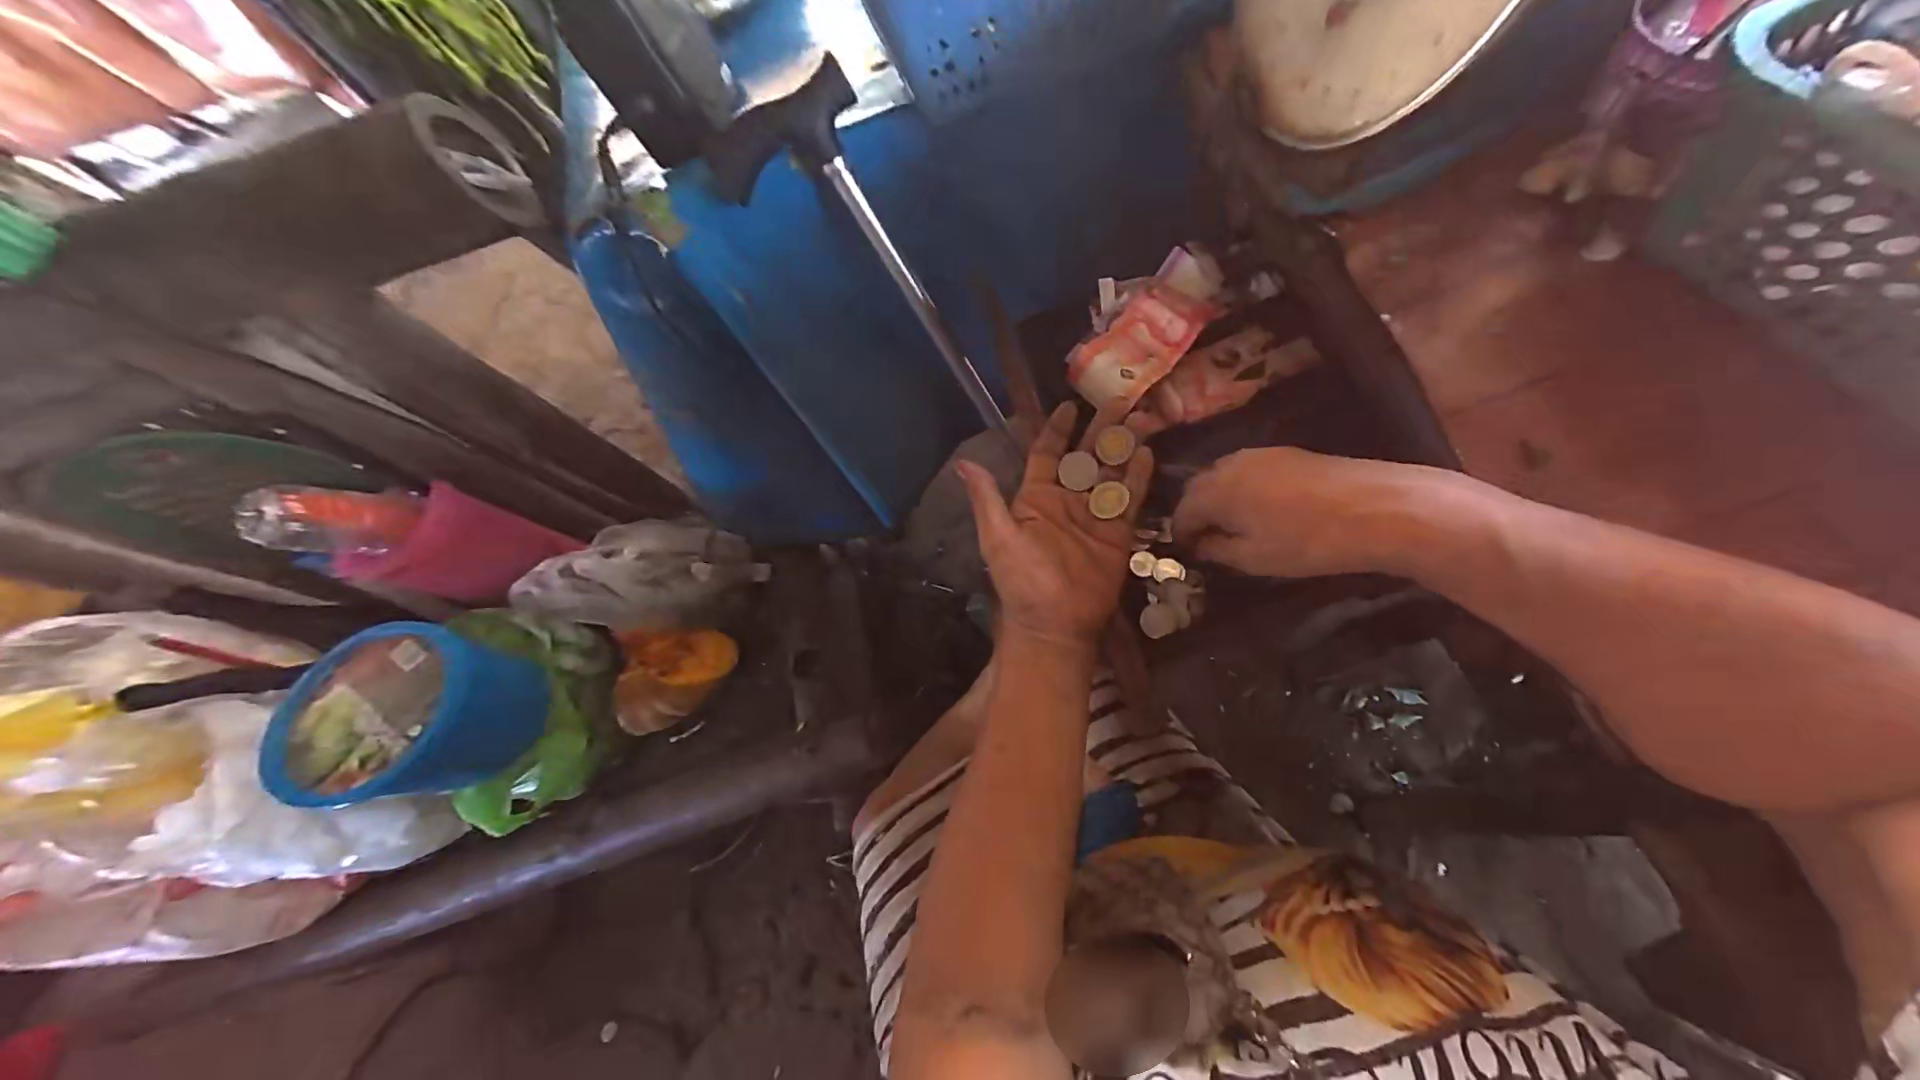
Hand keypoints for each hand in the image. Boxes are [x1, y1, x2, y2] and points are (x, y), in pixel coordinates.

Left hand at [956, 402, 1153, 645]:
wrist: (1055, 623)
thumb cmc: (1022, 580)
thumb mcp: (998, 537)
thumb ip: (988, 499)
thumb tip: (964, 463)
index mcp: (1036, 498)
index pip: (1047, 453)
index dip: (1057, 429)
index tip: (1070, 405)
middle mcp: (1067, 501)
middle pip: (1086, 456)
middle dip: (1100, 428)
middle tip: (1118, 399)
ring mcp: (1093, 516)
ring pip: (1110, 472)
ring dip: (1123, 446)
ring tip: (1140, 418)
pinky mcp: (1117, 533)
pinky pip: (1128, 499)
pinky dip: (1137, 477)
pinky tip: (1145, 454)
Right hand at [1173, 447, 1471, 578]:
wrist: (1381, 509)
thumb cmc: (1309, 542)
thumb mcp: (1255, 558)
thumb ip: (1218, 550)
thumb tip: (1199, 545)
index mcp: (1216, 489)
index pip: (1182, 510)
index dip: (1181, 534)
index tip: (1188, 553)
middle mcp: (1231, 464)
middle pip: (1198, 486)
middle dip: (1196, 511)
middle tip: (1206, 539)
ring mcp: (1262, 454)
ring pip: (1224, 474)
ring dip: (1219, 497)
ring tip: (1234, 524)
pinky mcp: (1289, 453)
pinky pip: (1249, 470)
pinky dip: (1243, 488)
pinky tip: (1262, 508)